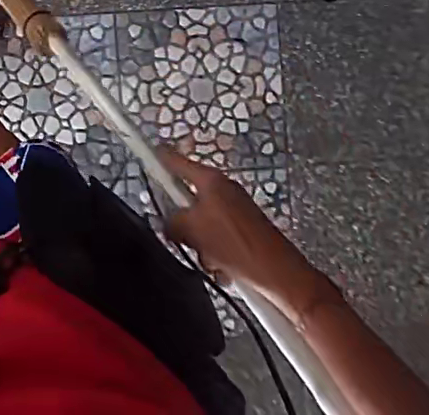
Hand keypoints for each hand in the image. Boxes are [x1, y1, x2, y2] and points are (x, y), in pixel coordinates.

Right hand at [158, 149, 334, 321]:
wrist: (283, 279)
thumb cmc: (238, 247)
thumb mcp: (193, 232)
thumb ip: (172, 222)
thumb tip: (168, 224)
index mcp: (210, 180)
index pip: (176, 161)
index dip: (158, 157)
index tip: (145, 151)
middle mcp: (223, 190)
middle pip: (187, 198)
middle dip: (183, 221)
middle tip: (184, 236)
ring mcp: (236, 211)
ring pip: (202, 222)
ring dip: (200, 243)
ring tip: (210, 260)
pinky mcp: (246, 232)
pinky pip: (219, 238)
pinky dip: (216, 253)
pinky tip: (223, 270)